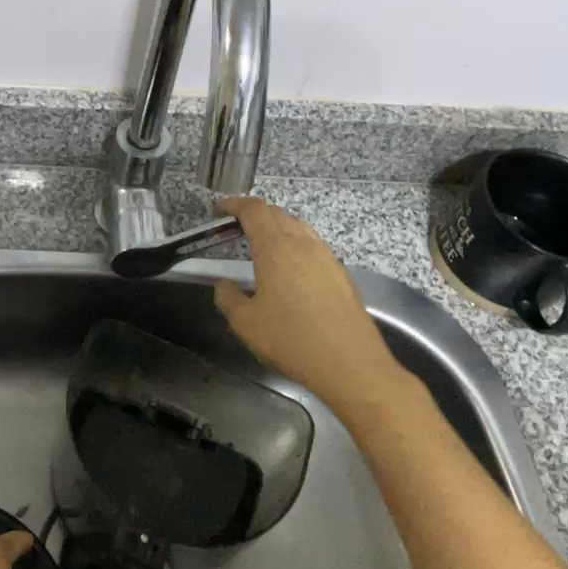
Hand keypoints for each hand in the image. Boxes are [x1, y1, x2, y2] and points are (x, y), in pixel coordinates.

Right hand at [212, 197, 408, 412]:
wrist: (350, 364)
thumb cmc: (292, 341)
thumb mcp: (245, 323)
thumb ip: (228, 297)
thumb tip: (223, 285)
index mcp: (276, 248)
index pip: (254, 210)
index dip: (233, 204)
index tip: (217, 211)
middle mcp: (303, 244)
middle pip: (276, 213)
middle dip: (252, 214)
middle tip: (233, 227)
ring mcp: (326, 257)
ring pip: (297, 227)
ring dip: (275, 226)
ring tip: (259, 244)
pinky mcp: (340, 273)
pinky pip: (312, 244)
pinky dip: (293, 243)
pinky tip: (288, 267)